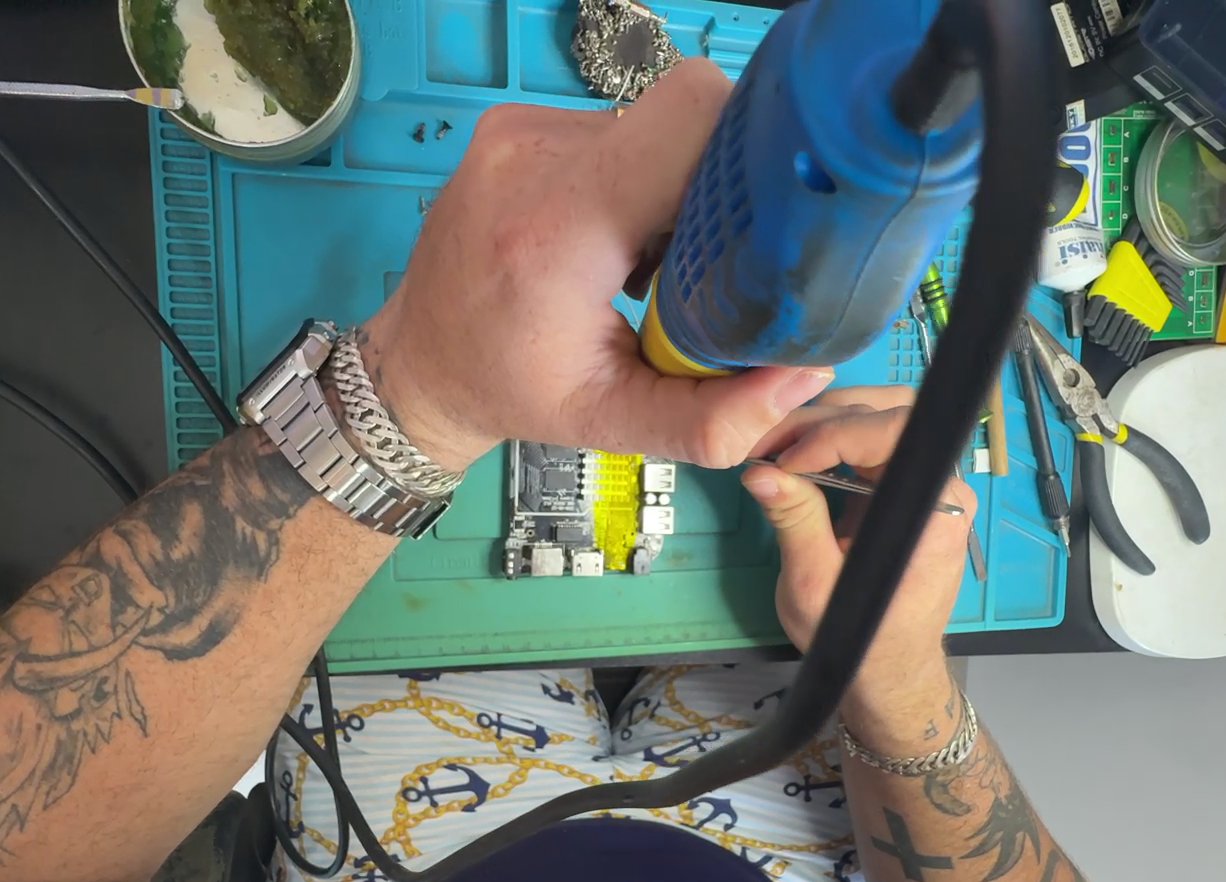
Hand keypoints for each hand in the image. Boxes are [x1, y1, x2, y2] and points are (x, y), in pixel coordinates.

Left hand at [358, 59, 833, 471]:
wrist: (420, 365)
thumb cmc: (510, 394)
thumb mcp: (612, 424)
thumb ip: (712, 418)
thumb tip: (805, 375)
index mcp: (559, 229)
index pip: (693, 119)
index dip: (749, 160)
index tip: (756, 229)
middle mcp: (533, 157)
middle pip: (683, 114)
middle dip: (716, 185)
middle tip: (702, 263)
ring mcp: (518, 132)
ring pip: (651, 121)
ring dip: (673, 186)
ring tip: (648, 261)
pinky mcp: (514, 128)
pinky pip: (612, 128)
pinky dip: (636, 178)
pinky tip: (615, 239)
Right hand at [742, 386, 974, 724]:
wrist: (887, 666)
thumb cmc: (859, 632)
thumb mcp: (815, 583)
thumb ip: (794, 522)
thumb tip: (758, 471)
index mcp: (931, 503)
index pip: (886, 432)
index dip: (826, 436)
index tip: (778, 461)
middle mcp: (937, 482)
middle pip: (881, 414)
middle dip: (815, 421)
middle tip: (762, 444)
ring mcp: (921, 482)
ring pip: (876, 418)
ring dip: (821, 421)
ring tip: (774, 444)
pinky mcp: (900, 488)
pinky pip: (869, 443)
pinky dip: (828, 438)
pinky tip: (793, 453)